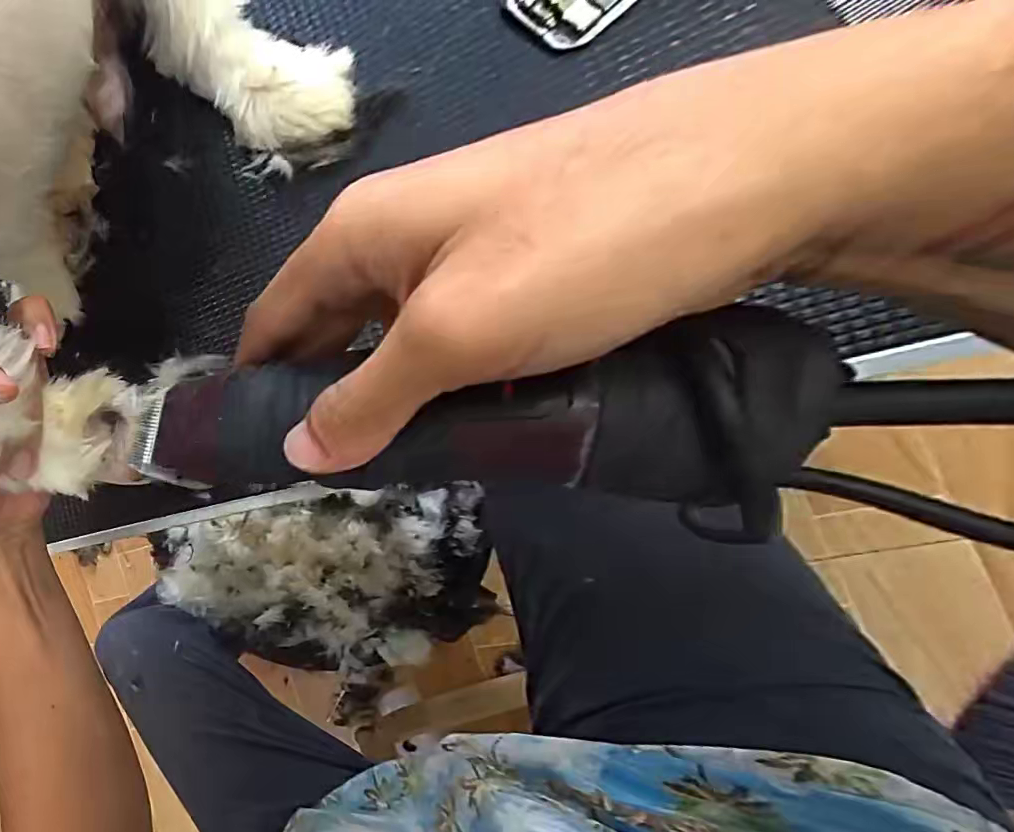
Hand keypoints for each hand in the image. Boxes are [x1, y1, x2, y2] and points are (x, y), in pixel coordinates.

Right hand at [237, 0, 1013, 471]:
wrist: (761, 169)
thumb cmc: (581, 246)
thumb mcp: (453, 336)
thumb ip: (366, 398)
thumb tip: (297, 454)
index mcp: (355, 237)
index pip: (271, 320)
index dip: (254, 386)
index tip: (253, 456)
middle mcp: (392, 239)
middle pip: (325, 334)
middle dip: (318, 402)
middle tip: (323, 481)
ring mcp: (454, 255)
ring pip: (386, 344)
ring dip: (379, 402)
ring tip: (382, 470)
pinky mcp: (507, 275)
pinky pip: (442, 343)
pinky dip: (431, 388)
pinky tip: (444, 429)